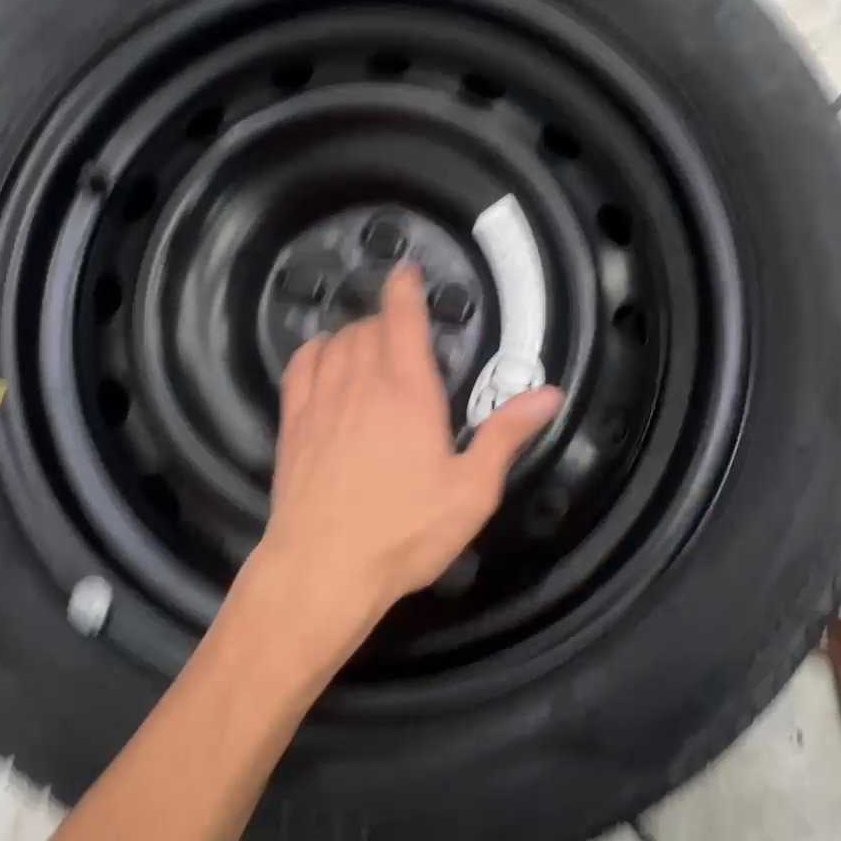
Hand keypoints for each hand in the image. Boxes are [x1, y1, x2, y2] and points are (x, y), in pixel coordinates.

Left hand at [256, 263, 562, 625]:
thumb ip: (506, 435)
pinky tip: (323, 358)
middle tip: (405, 332)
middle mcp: (361, 382)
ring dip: (355, 334)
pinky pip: (299, 366)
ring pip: (335, 342)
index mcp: (408, 391)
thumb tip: (549, 393)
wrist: (322, 568)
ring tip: (370, 344)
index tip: (408, 272)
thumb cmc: (405, 531)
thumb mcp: (472, 490)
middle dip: (388, 319)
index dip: (405, 288)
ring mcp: (320, 401)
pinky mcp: (292, 424)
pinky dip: (314, 351)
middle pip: (369, 327)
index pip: (402, 318)